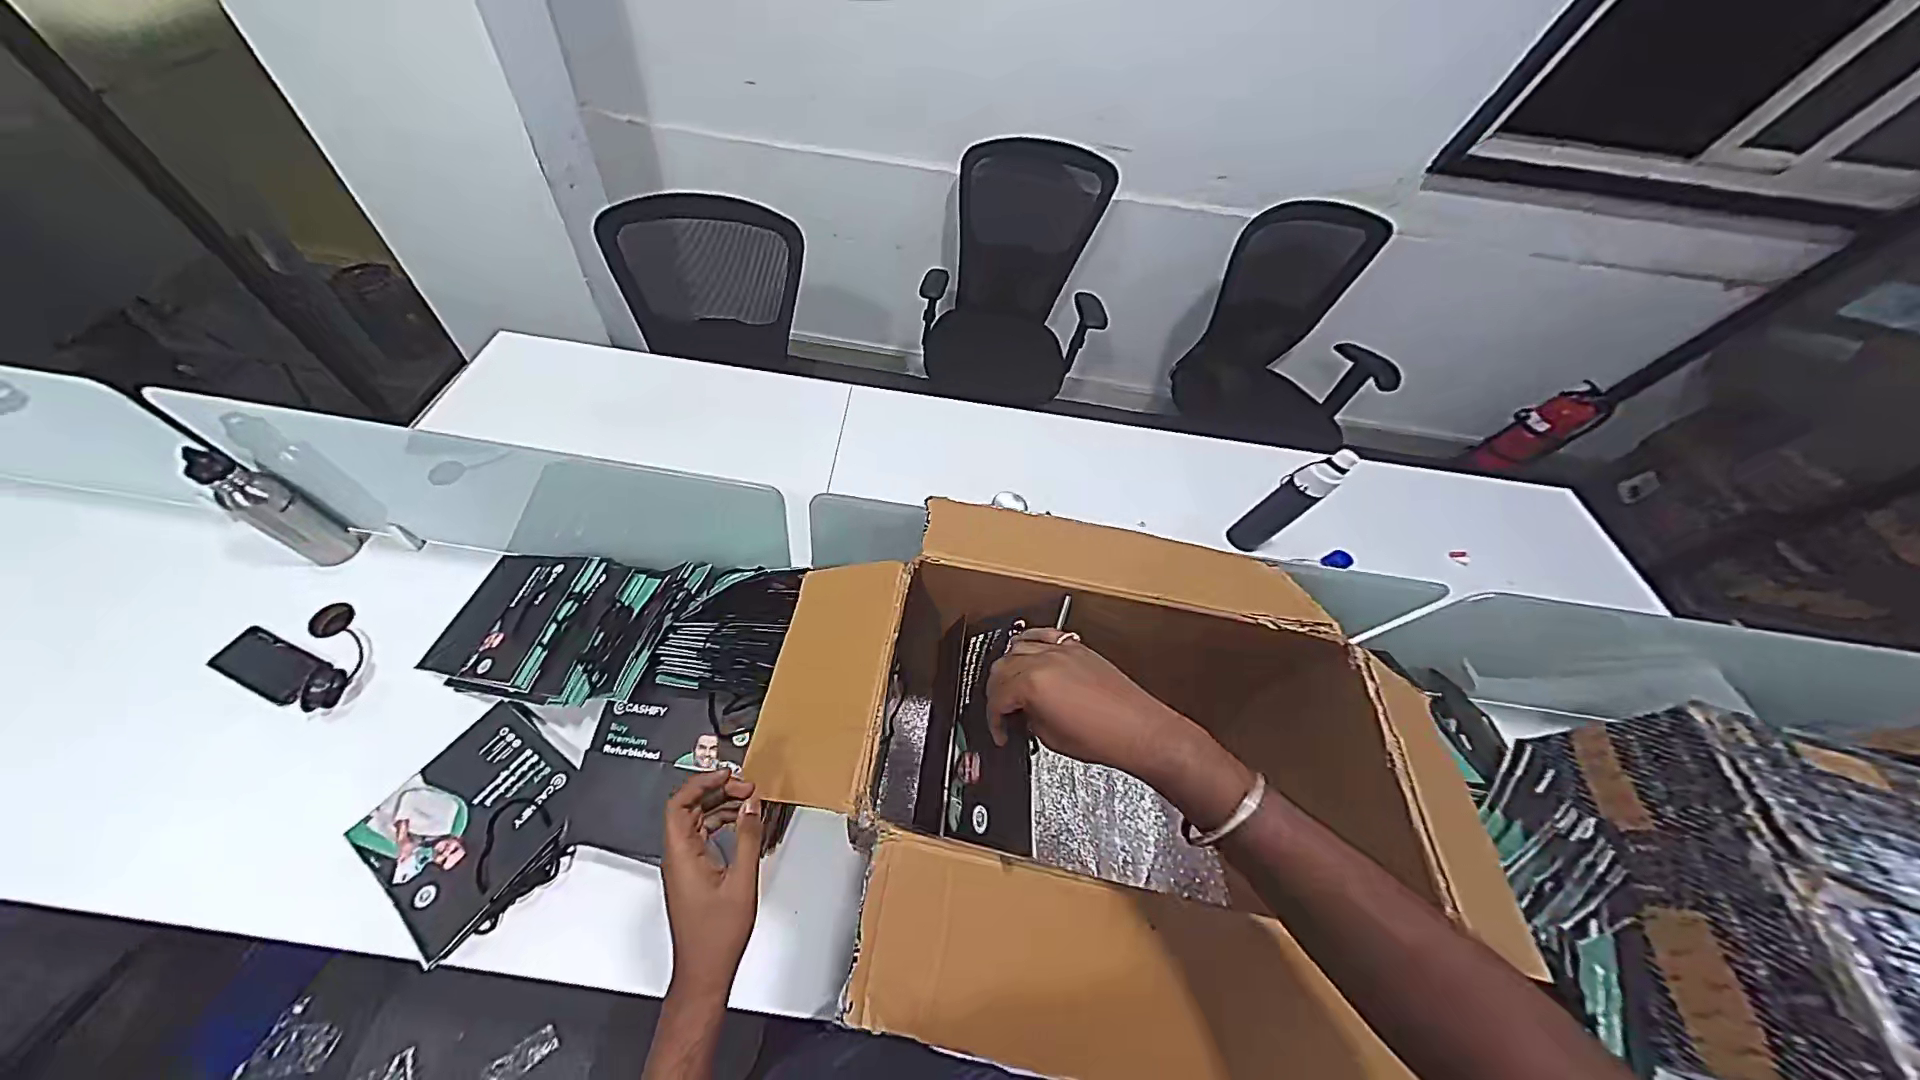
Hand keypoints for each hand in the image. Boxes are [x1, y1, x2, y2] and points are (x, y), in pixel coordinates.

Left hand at [661, 769, 764, 1001]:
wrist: (704, 972)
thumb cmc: (716, 937)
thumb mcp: (742, 880)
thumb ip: (747, 837)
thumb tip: (751, 806)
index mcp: (681, 856)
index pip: (680, 804)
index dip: (701, 783)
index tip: (726, 774)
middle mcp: (678, 858)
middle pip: (689, 808)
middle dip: (717, 791)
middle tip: (745, 786)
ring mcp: (684, 865)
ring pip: (697, 820)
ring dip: (721, 806)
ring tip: (748, 801)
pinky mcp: (693, 873)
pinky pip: (704, 835)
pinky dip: (722, 822)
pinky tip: (741, 822)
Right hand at [985, 628, 1196, 783]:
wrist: (1141, 731)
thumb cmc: (1105, 737)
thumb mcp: (1050, 737)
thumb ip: (1028, 718)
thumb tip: (1022, 713)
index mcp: (1033, 684)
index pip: (997, 696)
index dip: (993, 718)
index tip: (999, 730)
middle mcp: (1045, 660)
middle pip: (1001, 667)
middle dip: (996, 691)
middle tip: (1001, 711)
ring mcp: (1062, 650)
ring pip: (1018, 646)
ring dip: (1009, 666)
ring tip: (1011, 685)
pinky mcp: (1077, 648)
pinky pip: (1045, 635)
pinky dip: (1031, 643)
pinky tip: (1029, 653)